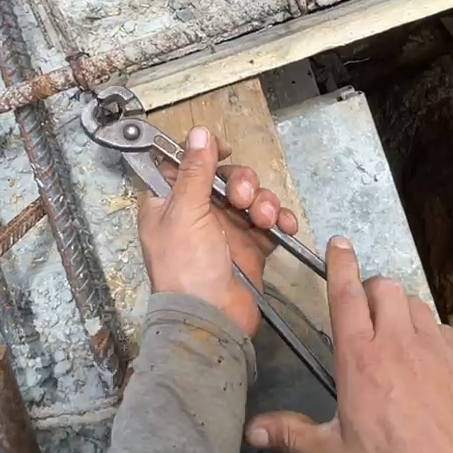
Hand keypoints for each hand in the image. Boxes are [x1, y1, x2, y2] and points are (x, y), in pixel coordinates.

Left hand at [136, 126, 301, 336]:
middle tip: (242, 198)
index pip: (184, 164)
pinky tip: (283, 225)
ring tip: (264, 218)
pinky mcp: (249, 245)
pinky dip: (279, 220)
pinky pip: (268, 222)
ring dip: (263, 201)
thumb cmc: (187, 269)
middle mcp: (196, 212)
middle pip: (224, 177)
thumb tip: (199, 133)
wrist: (213, 319)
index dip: (204, 154)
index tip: (222, 152)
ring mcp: (224, 229)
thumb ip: (194, 171)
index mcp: (169, 202)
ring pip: (250, 197)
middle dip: (241, 182)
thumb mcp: (185, 213)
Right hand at [244, 237, 452, 452]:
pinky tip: (428, 358)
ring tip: (395, 334)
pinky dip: (431, 332)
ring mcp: (437, 349)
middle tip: (365, 313)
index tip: (338, 244)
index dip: (340, 264)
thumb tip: (253, 431)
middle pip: (384, 287)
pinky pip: (444, 329)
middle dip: (371, 290)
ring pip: (416, 303)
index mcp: (361, 358)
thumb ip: (293, 437)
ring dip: (401, 309)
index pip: (347, 293)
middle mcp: (399, 342)